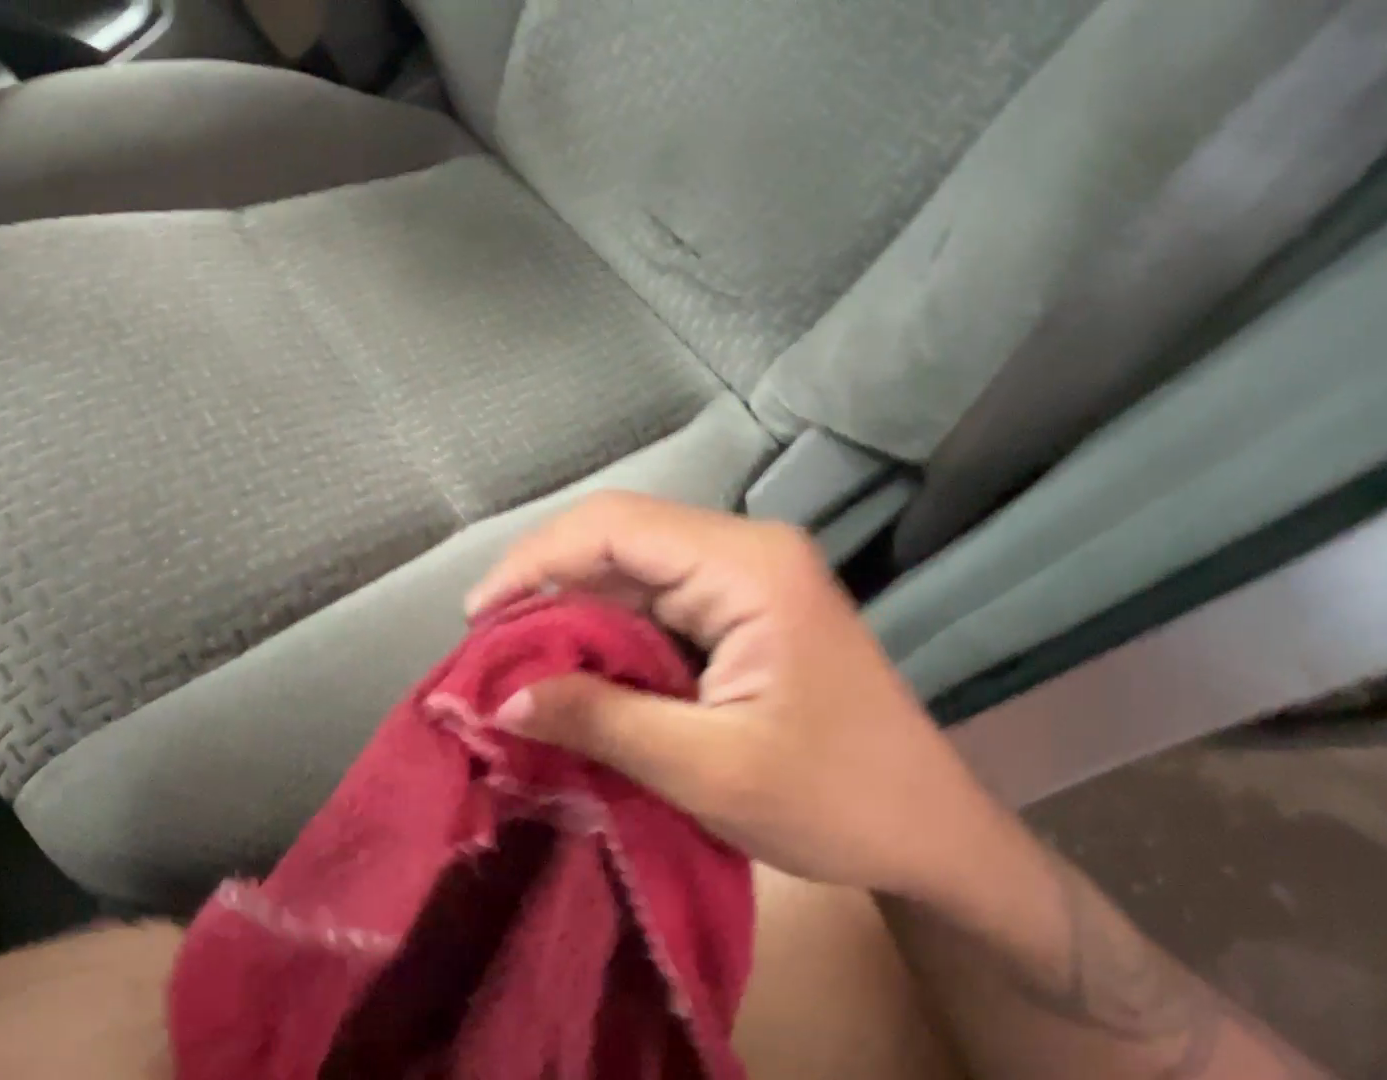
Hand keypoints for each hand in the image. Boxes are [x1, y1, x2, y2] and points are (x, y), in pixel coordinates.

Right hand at [467, 492, 1017, 904]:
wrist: (936, 836)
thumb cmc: (836, 802)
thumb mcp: (707, 768)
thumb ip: (599, 720)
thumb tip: (500, 697)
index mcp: (748, 567)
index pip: (613, 527)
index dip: (534, 562)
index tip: (478, 620)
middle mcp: (745, 552)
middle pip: (616, 538)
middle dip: (544, 586)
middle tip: (489, 648)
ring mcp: (745, 578)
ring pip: (628, 570)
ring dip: (569, 613)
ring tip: (514, 662)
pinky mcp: (740, 610)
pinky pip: (651, 602)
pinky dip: (603, 633)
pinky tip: (570, 669)